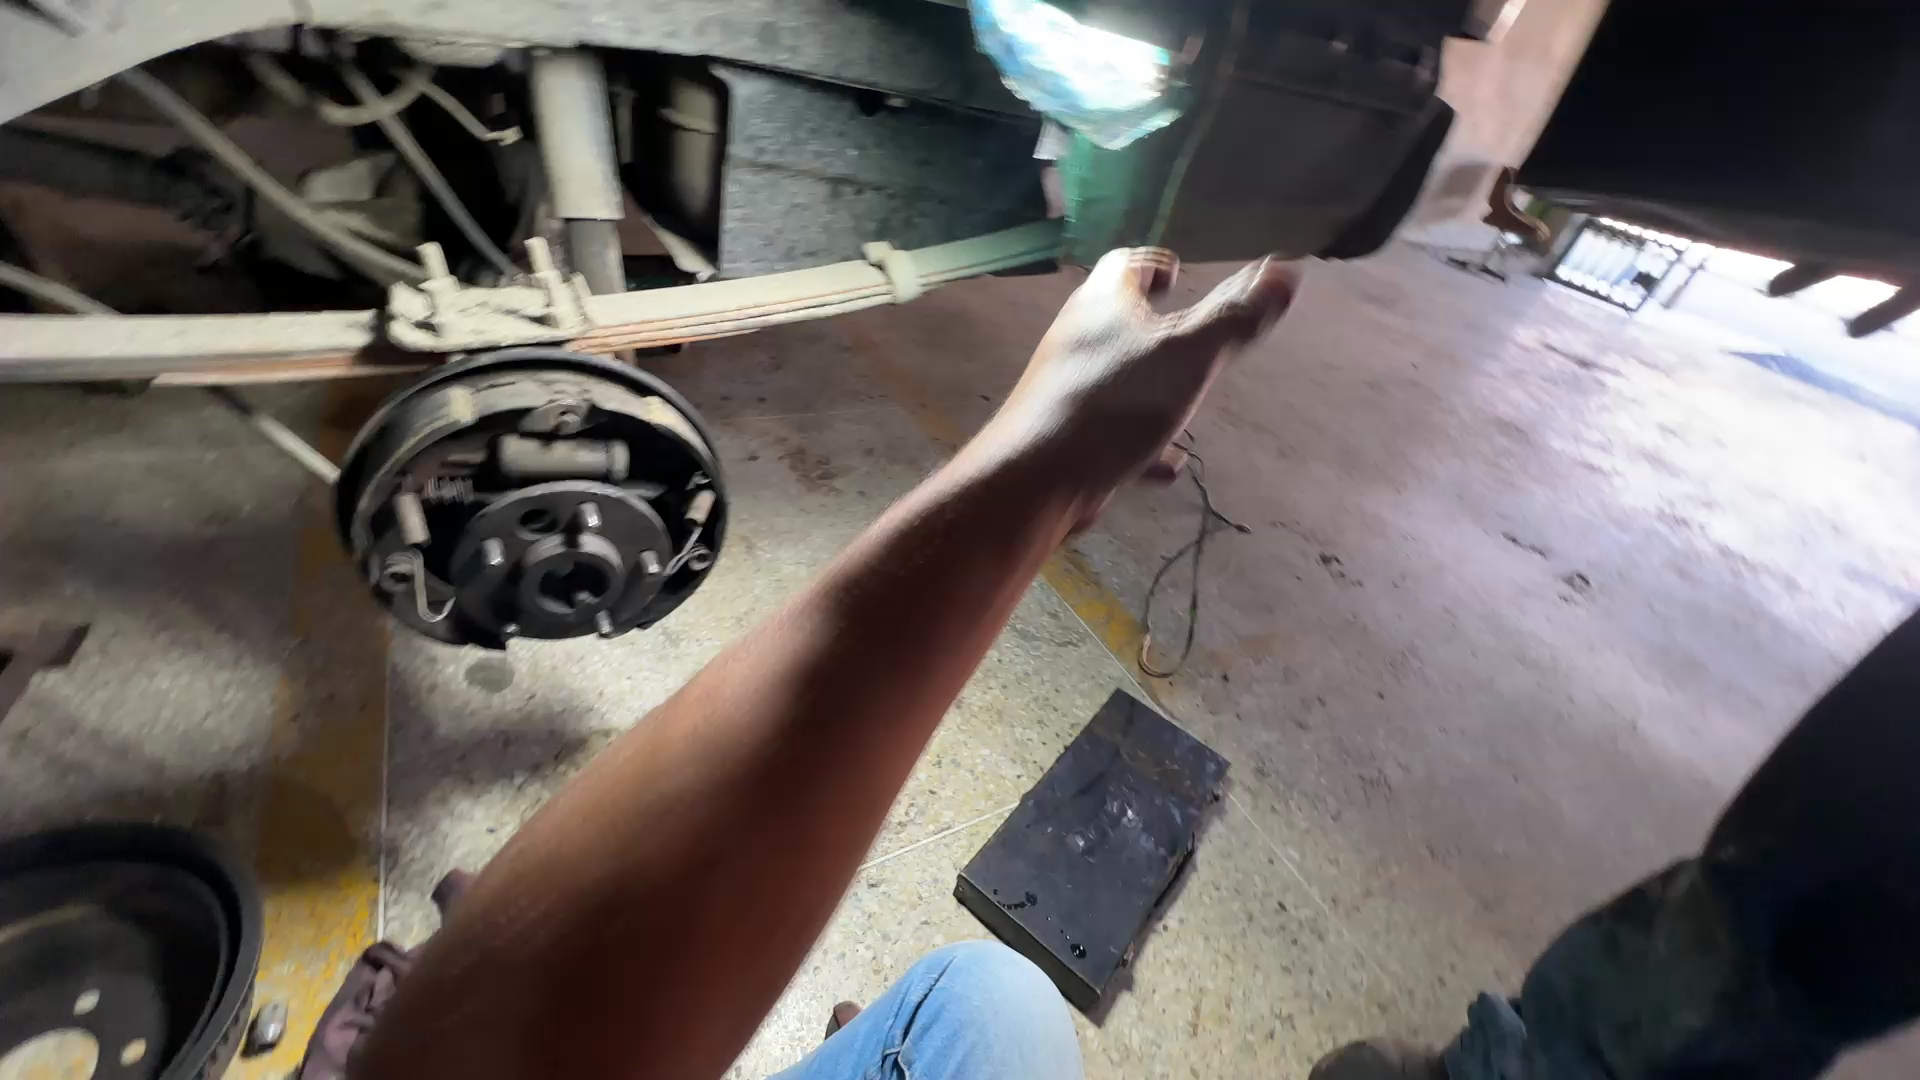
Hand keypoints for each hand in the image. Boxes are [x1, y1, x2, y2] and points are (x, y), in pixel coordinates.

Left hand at [975, 248, 1298, 519]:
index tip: (1175, 274)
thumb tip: (1287, 269)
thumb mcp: (1189, 356)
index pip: (1125, 263)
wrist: (1037, 476)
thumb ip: (1235, 317)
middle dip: (1152, 325)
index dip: (1152, 263)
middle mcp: (1076, 338)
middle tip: (1187, 334)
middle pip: (1115, 318)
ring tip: (1182, 396)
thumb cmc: (1116, 402)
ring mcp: (1064, 388)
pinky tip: (1166, 465)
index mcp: (1104, 302)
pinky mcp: (1060, 435)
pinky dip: (1138, 439)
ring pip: (1112, 376)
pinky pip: (1107, 429)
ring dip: (1146, 383)